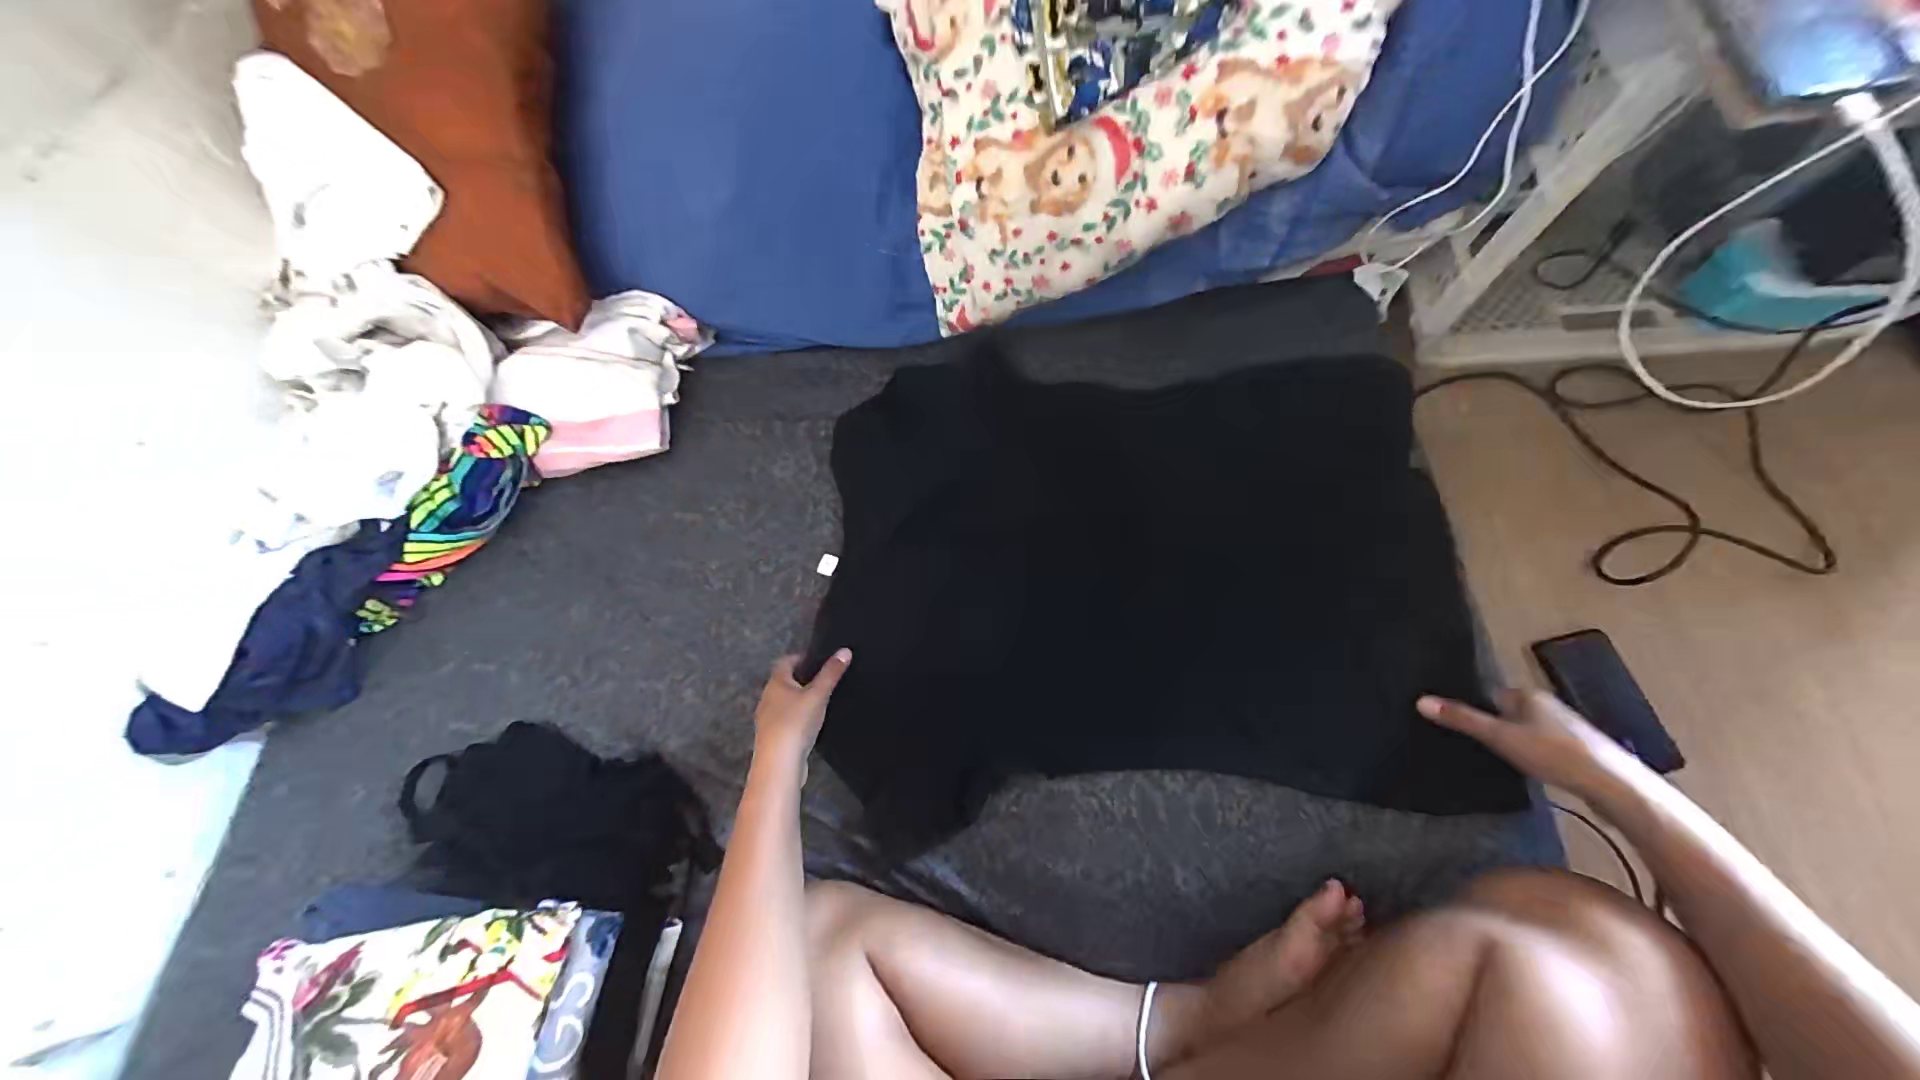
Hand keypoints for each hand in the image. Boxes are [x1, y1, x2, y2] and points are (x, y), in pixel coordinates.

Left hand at [752, 650, 851, 765]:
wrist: (779, 763)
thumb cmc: (796, 722)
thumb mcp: (818, 695)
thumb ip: (831, 673)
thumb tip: (845, 651)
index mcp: (775, 683)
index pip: (785, 661)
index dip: (801, 658)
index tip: (818, 659)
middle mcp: (767, 698)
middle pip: (784, 682)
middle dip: (802, 679)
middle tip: (823, 680)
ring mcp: (767, 719)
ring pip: (784, 702)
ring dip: (799, 700)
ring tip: (821, 702)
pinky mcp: (772, 737)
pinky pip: (786, 720)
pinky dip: (797, 718)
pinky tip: (811, 725)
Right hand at [1417, 689, 1645, 799]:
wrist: (1614, 787)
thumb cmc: (1553, 754)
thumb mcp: (1499, 737)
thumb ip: (1462, 719)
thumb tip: (1421, 701)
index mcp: (1528, 695)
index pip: (1490, 694)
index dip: (1475, 709)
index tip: (1462, 727)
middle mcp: (1548, 705)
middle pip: (1508, 712)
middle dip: (1495, 725)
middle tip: (1477, 745)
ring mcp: (1567, 727)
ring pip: (1527, 730)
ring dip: (1515, 742)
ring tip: (1501, 759)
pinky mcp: (1580, 750)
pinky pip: (1544, 745)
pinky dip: (1533, 754)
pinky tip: (1530, 769)